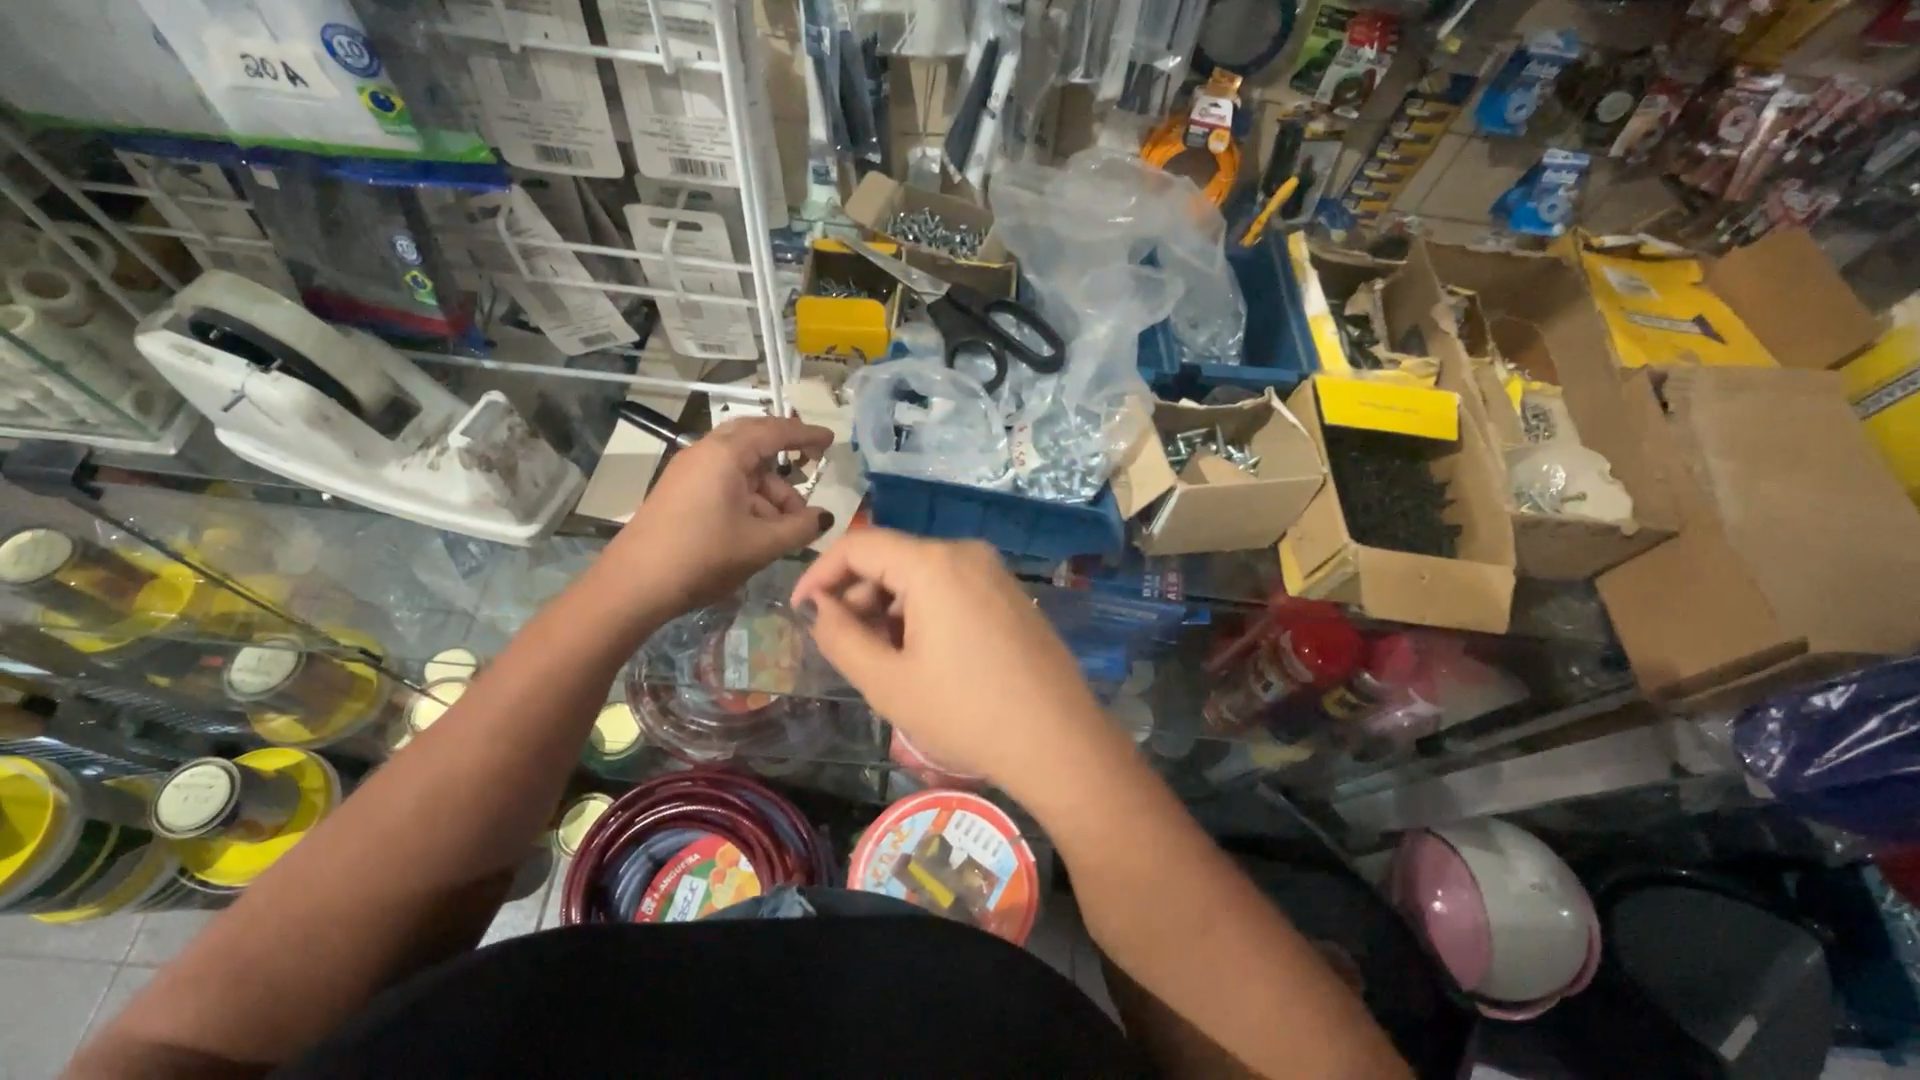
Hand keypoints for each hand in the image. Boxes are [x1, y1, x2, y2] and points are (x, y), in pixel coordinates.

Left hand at [608, 416, 833, 614]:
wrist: (635, 584)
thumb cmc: (703, 556)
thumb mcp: (761, 544)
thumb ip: (800, 527)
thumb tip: (825, 517)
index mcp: (725, 454)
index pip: (774, 432)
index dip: (805, 435)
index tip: (830, 440)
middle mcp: (705, 453)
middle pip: (753, 441)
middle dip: (785, 455)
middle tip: (812, 465)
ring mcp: (689, 472)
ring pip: (740, 468)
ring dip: (769, 490)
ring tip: (789, 526)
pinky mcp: (680, 492)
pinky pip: (723, 482)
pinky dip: (748, 497)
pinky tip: (761, 528)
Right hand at [790, 530, 1115, 796]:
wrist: (1058, 742)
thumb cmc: (966, 714)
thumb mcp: (887, 683)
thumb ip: (840, 638)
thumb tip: (820, 608)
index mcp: (933, 565)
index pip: (858, 545)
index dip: (819, 573)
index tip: (800, 611)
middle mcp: (966, 553)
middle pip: (892, 559)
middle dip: (858, 597)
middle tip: (847, 648)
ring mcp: (995, 573)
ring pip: (921, 576)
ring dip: (890, 609)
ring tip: (886, 662)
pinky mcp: (1011, 596)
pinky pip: (952, 588)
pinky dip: (924, 612)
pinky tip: (924, 658)